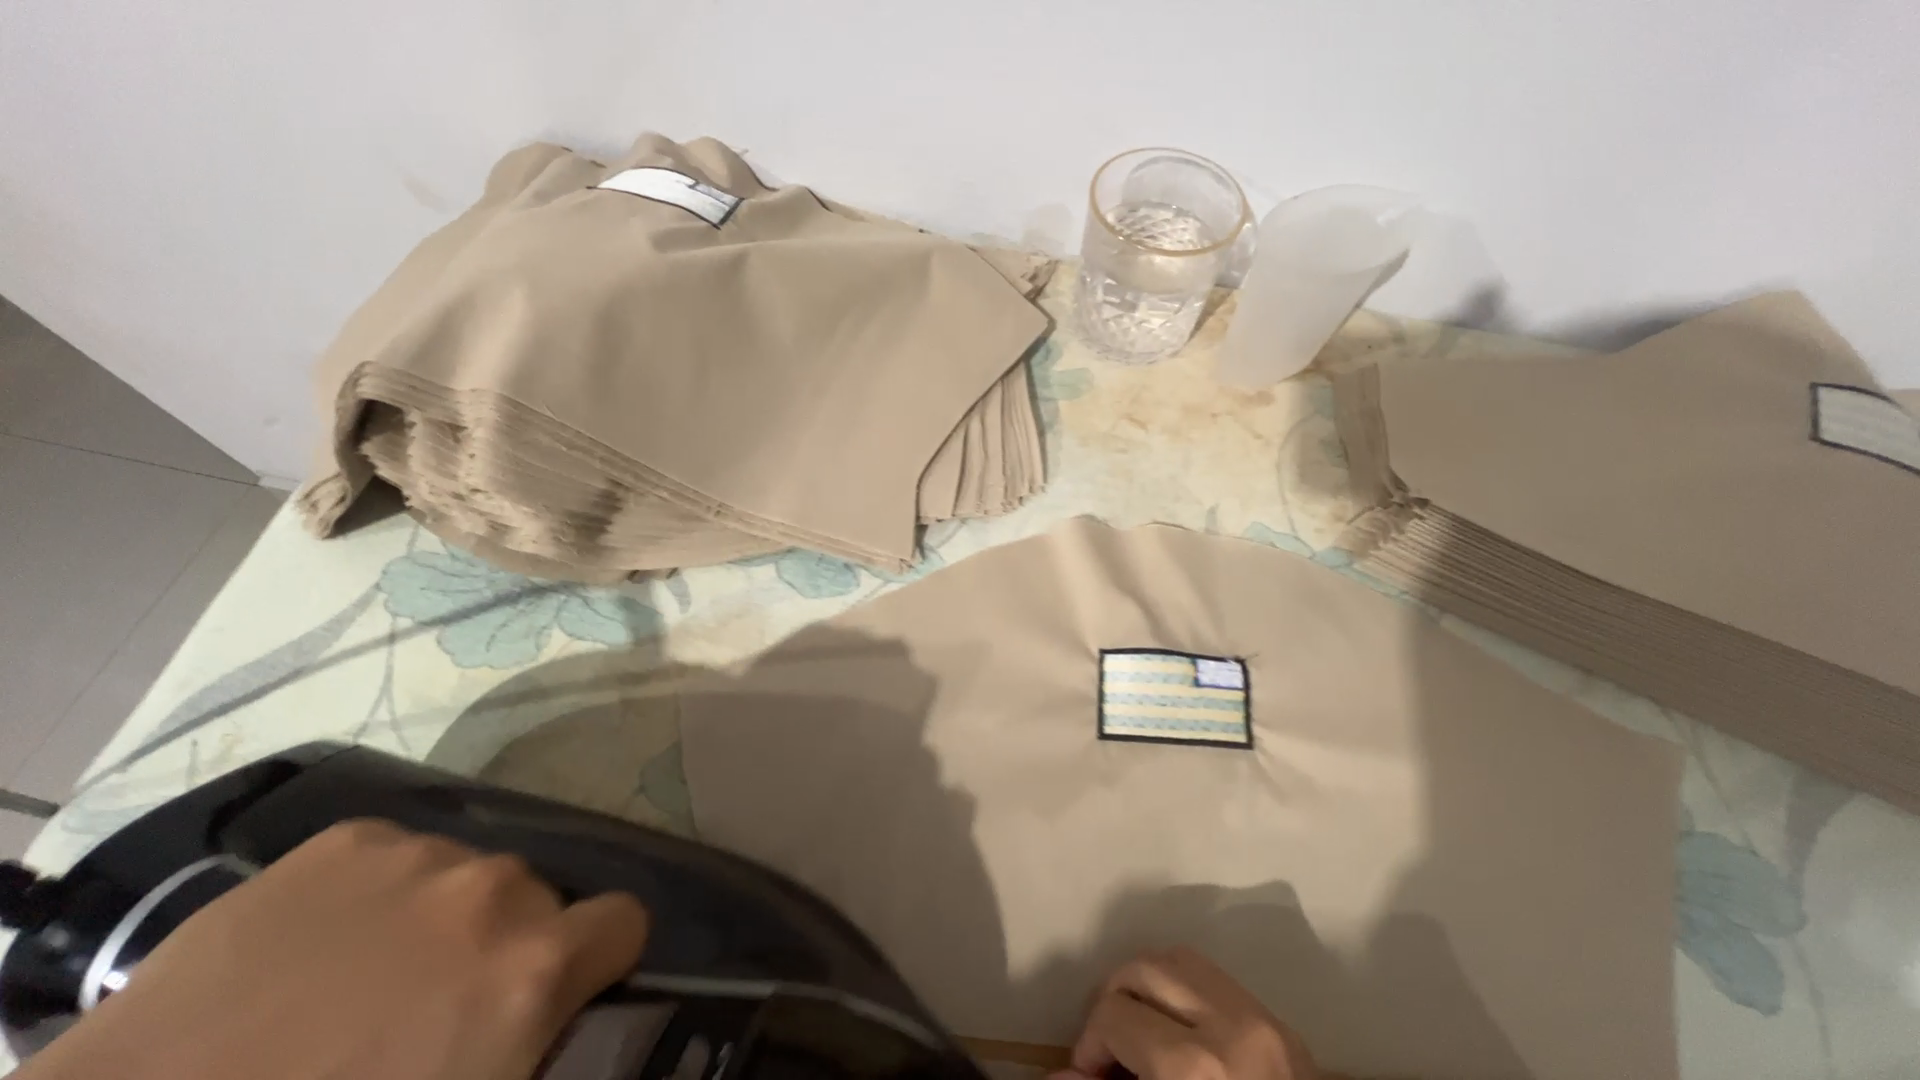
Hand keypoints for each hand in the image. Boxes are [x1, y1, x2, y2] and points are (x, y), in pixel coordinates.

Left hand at [20, 820, 649, 1079]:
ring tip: (366, 971)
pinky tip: (320, 941)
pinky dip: (380, 892)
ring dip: (442, 915)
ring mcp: (417, 856)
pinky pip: (396, 854)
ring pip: (467, 873)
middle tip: (438, 1002)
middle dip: (507, 942)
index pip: (626, 920)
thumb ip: (528, 1041)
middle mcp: (495, 891)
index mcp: (534, 965)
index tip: (562, 989)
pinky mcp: (345, 840)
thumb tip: (541, 1020)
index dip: (601, 957)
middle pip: (538, 897)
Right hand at [1056, 947, 1320, 1079]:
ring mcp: (1264, 1021)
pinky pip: (1219, 980)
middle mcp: (1231, 1026)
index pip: (1114, 1014)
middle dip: (1113, 1002)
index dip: (1087, 1043)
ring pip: (1182, 959)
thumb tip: (1057, 1075)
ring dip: (1150, 986)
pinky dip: (1187, 993)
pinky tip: (1182, 1033)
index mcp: (1193, 1065)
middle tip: (1110, 1049)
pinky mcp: (1285, 1028)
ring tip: (1142, 1031)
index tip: (1089, 1074)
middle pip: (1143, 968)